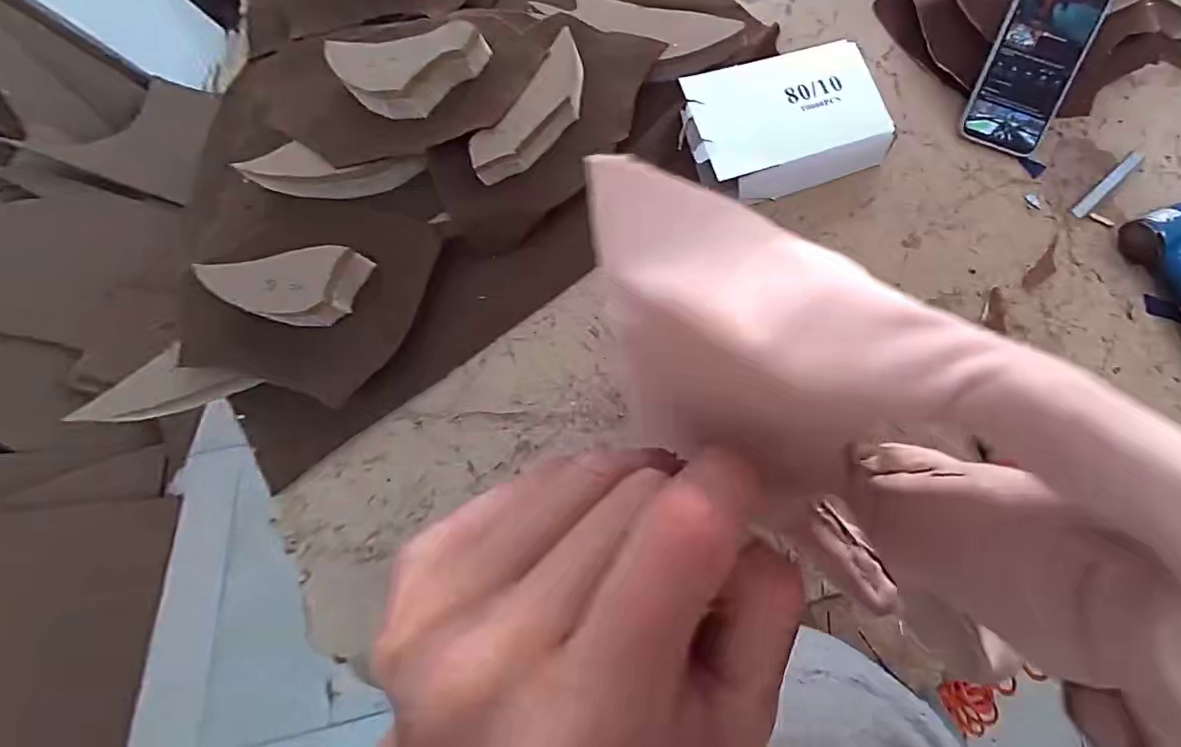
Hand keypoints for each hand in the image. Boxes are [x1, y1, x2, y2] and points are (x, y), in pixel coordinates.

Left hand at [374, 450, 803, 746]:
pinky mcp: (413, 576)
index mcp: (585, 711)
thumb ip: (767, 597)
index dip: (731, 487)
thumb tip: (731, 506)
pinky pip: (532, 478)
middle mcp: (491, 655)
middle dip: (684, 500)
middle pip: (639, 483)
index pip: (683, 522)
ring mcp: (435, 613)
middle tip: (684, 563)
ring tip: (630, 556)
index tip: (742, 510)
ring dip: (629, 492)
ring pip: (589, 466)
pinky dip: (574, 498)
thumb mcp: (741, 713)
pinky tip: (575, 552)